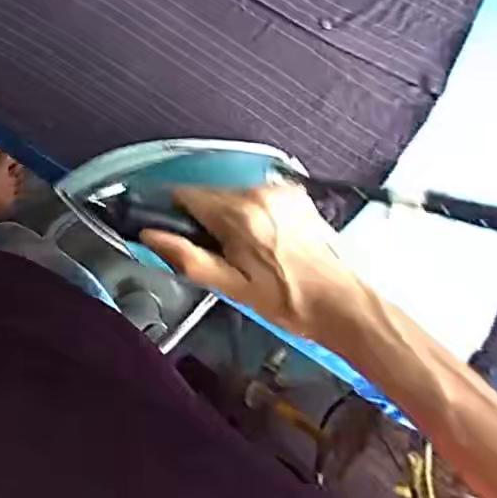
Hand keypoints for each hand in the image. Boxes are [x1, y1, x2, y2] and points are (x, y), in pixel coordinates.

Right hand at [140, 184, 370, 340]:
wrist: (347, 307)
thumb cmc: (290, 302)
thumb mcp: (231, 287)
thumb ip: (185, 256)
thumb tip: (149, 235)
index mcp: (237, 214)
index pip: (183, 194)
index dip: (177, 214)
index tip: (185, 234)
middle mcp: (256, 193)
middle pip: (208, 194)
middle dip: (208, 219)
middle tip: (226, 253)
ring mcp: (278, 191)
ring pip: (231, 194)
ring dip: (231, 215)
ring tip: (252, 249)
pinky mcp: (294, 194)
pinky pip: (256, 195)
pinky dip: (254, 211)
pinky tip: (269, 239)